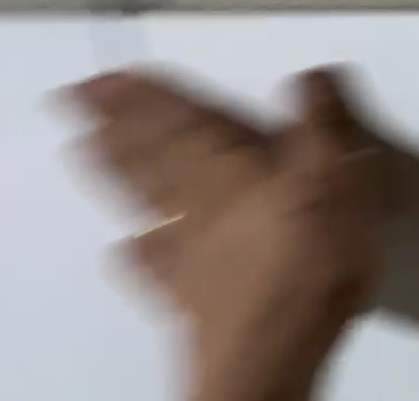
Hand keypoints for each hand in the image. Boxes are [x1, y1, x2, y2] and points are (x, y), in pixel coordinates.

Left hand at [65, 66, 391, 400]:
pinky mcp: (195, 293)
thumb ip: (323, 126)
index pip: (190, 127)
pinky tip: (127, 244)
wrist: (280, 344)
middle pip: (159, 159)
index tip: (110, 78)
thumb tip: (307, 75)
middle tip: (79, 99)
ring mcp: (193, 251)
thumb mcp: (338, 175)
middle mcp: (204, 206)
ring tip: (88, 146)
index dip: (154, 101)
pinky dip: (142, 248)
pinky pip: (159, 263)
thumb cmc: (317, 250)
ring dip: (121, 171)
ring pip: (151, 201)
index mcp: (238, 173)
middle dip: (123, 127)